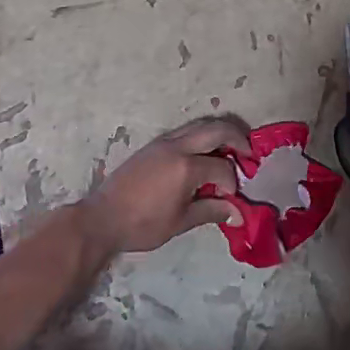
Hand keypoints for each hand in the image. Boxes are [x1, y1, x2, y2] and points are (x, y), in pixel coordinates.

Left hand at [80, 118, 249, 252]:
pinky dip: (203, 136)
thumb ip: (212, 211)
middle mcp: (177, 147)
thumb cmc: (142, 224)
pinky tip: (205, 153)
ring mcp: (164, 142)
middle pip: (217, 130)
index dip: (232, 182)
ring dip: (220, 133)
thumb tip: (239, 214)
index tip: (231, 198)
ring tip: (231, 149)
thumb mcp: (181, 222)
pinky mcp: (154, 145)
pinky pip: (186, 131)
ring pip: (201, 125)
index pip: (222, 167)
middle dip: (238, 139)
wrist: (101, 219)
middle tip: (249, 154)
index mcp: (186, 168)